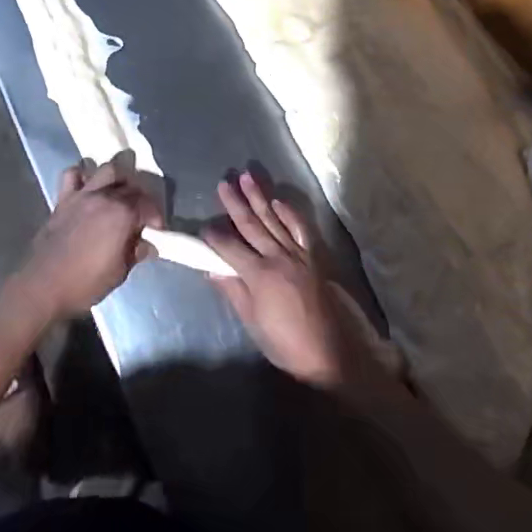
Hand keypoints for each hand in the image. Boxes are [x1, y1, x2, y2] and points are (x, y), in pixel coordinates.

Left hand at [8, 151, 162, 318]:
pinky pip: (72, 175)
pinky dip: (82, 176)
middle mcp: (104, 197)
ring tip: (117, 194)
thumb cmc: (85, 283)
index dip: (155, 215)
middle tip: (140, 215)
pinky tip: (87, 189)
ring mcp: (82, 195)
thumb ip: (135, 253)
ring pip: (106, 170)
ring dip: (117, 178)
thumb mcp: (119, 273)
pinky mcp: (62, 200)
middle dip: (140, 198)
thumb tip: (147, 245)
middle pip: (130, 185)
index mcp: (122, 215)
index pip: (147, 204)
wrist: (42, 286)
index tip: (156, 229)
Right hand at [204, 171, 377, 389]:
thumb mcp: (251, 321)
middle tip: (223, 183)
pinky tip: (278, 201)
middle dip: (235, 203)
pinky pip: (300, 229)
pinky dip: (289, 213)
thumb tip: (212, 268)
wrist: (327, 354)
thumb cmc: (284, 342)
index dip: (214, 236)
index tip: (203, 227)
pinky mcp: (313, 257)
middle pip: (251, 225)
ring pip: (274, 220)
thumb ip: (232, 290)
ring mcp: (297, 254)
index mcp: (258, 275)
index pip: (229, 247)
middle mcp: (277, 257)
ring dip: (259, 198)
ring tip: (247, 178)